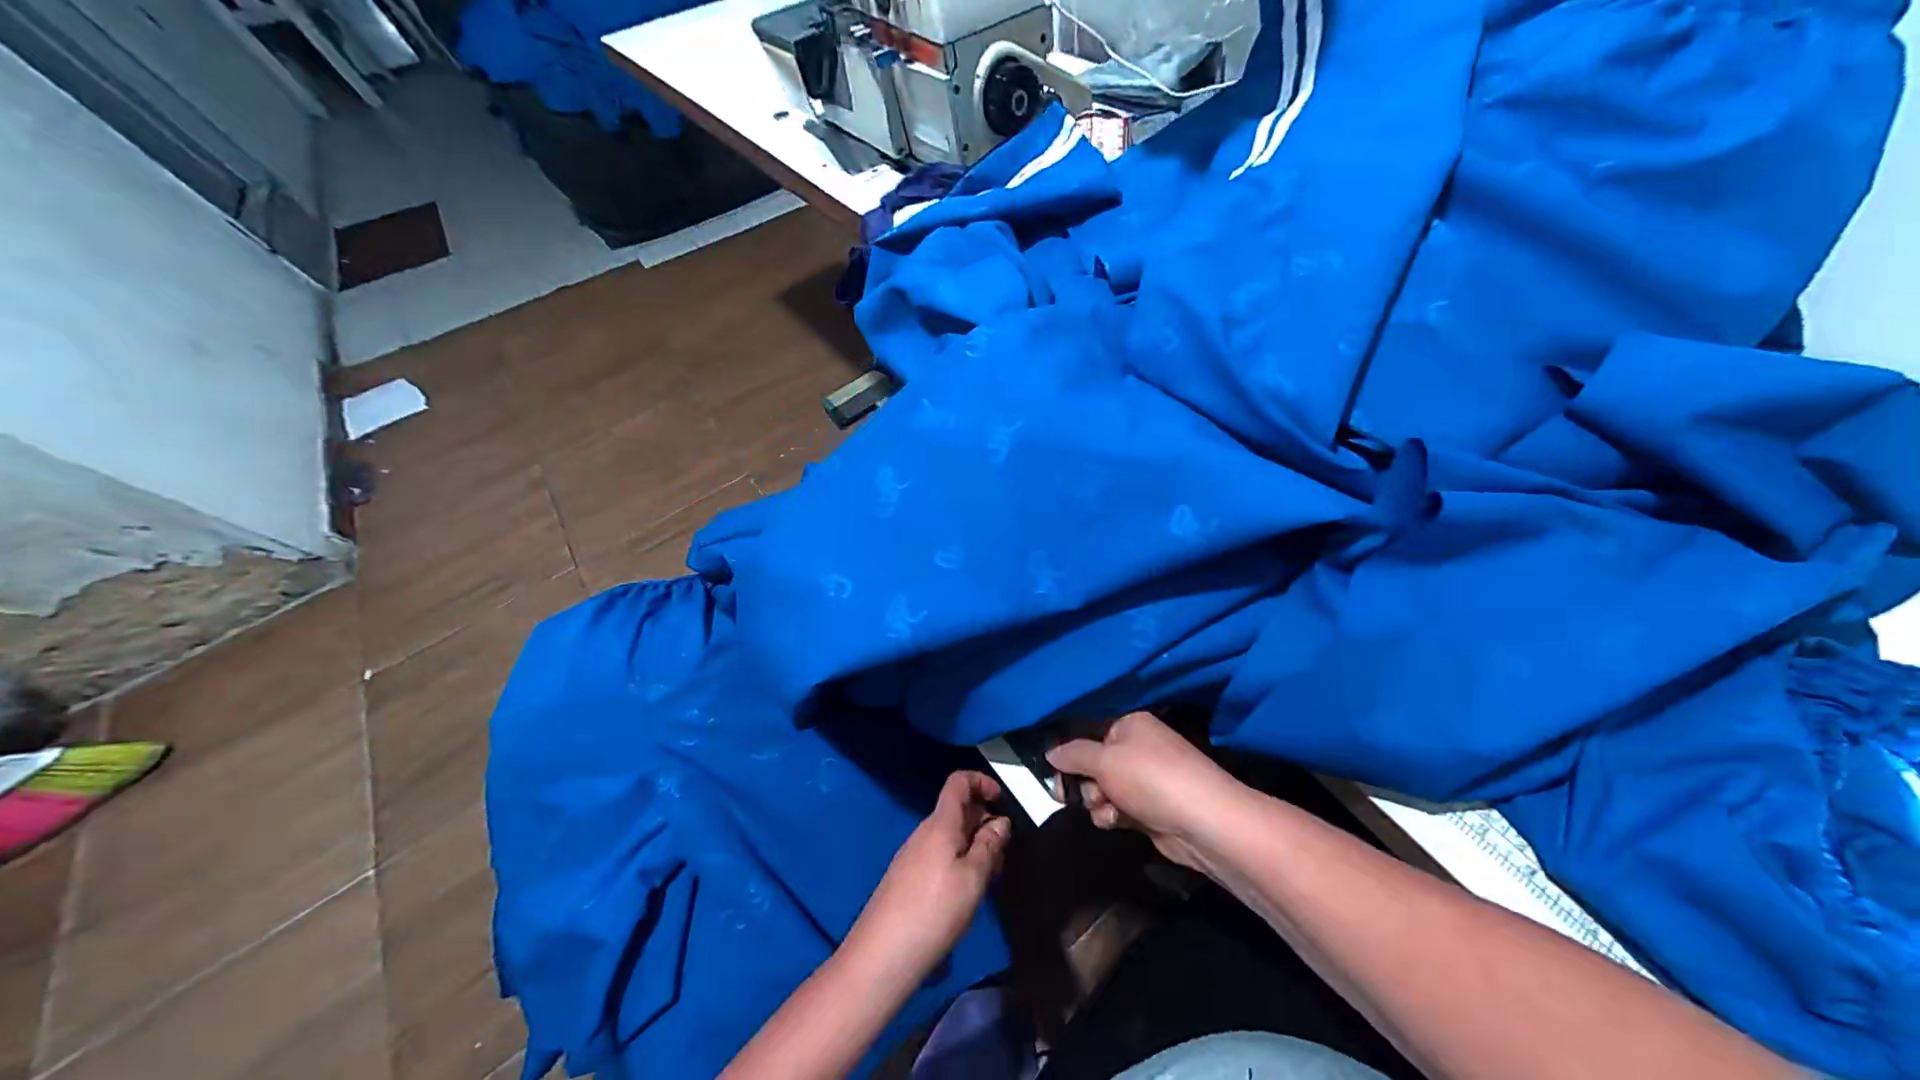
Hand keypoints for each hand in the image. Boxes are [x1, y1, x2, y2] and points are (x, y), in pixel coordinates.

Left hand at [844, 771, 1010, 980]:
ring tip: (989, 879)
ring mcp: (912, 855)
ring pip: (950, 836)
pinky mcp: (906, 878)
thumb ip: (989, 845)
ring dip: (974, 847)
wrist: (882, 955)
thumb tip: (1000, 820)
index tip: (1002, 801)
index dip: (981, 781)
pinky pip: (939, 855)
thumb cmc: (934, 911)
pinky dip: (959, 863)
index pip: (958, 782)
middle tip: (1003, 855)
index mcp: (940, 824)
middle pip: (957, 810)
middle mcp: (923, 832)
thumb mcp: (973, 878)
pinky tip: (966, 894)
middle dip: (984, 822)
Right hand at [1046, 711, 1244, 871]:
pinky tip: (1115, 821)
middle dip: (1081, 779)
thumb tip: (1049, 752)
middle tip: (1067, 792)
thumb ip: (1072, 754)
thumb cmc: (1150, 778)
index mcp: (1129, 724)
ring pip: (1100, 788)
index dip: (1066, 745)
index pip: (1087, 727)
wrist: (1204, 823)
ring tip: (1106, 807)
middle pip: (1091, 760)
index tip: (1048, 763)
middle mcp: (1136, 747)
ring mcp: (1144, 780)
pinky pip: (1116, 808)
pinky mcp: (1148, 809)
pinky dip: (1111, 815)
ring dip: (1096, 800)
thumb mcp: (1103, 760)